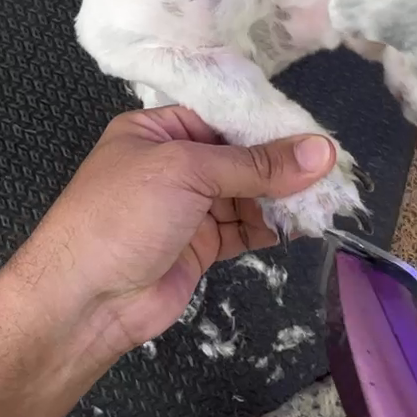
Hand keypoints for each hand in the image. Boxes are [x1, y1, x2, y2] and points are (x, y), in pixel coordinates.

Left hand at [3, 106, 336, 358]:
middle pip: (238, 156)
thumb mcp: (187, 172)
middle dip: (281, 163)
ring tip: (325, 198)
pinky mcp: (199, 246)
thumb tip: (322, 150)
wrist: (85, 300)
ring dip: (281, 197)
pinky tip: (301, 225)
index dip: (267, 123)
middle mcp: (172, 164)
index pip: (222, 116)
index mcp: (156, 130)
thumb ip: (255, 164)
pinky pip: (243, 228)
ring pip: (245, 194)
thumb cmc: (123, 215)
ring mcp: (186, 207)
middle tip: (331, 168)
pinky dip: (271, 227)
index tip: (315, 131)